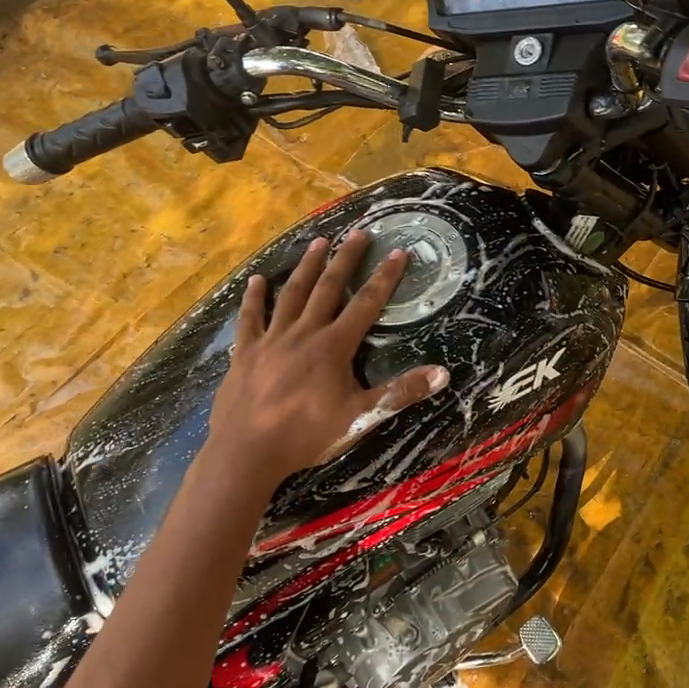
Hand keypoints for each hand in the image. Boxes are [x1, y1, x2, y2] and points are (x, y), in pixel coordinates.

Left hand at [206, 230, 449, 489]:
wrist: (246, 455)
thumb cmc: (308, 435)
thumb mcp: (361, 417)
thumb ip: (401, 392)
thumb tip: (443, 373)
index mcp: (334, 346)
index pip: (366, 304)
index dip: (385, 277)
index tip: (398, 252)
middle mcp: (303, 334)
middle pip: (328, 288)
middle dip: (345, 259)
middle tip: (358, 233)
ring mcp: (271, 341)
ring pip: (291, 295)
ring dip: (306, 267)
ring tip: (318, 242)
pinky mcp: (245, 354)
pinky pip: (250, 319)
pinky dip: (254, 299)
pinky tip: (256, 280)